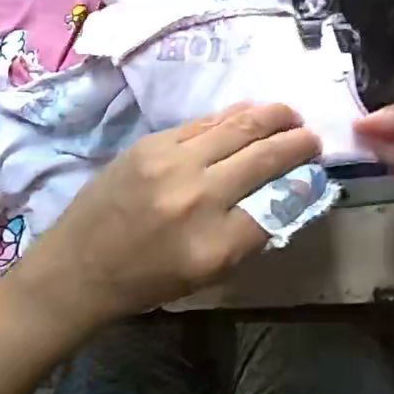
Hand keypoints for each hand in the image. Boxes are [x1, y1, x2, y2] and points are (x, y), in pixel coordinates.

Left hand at [1, 103, 320, 332]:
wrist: (79, 265)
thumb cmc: (145, 280)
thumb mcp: (206, 274)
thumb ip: (248, 235)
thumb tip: (286, 194)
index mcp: (215, 245)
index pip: (279, 205)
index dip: (304, 185)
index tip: (314, 173)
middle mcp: (198, 198)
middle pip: (264, 158)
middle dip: (297, 143)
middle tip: (312, 138)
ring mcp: (171, 164)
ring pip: (238, 128)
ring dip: (272, 117)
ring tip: (290, 115)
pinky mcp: (150, 144)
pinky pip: (204, 122)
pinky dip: (233, 116)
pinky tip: (250, 113)